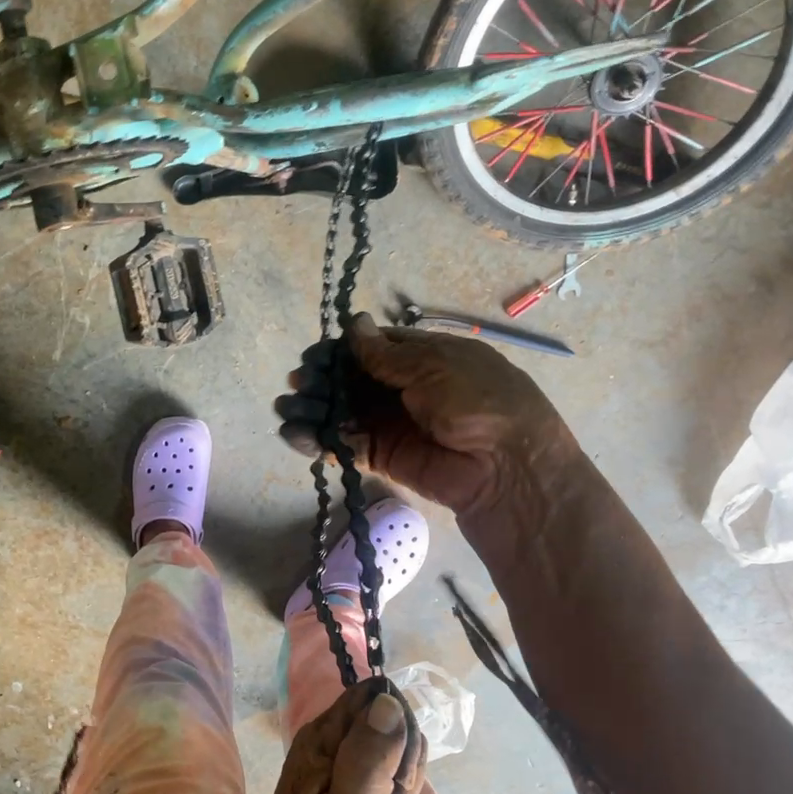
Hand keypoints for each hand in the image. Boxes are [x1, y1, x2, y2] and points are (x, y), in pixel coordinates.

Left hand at [235, 678, 425, 793]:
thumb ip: (369, 759)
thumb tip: (389, 701)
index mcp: (322, 738)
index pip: (375, 697)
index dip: (398, 728)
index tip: (395, 770)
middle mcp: (329, 739)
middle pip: (390, 719)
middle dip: (403, 758)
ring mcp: (340, 761)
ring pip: (395, 746)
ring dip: (402, 780)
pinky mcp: (352, 783)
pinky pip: (389, 771)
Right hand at [274, 313, 576, 516]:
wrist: (507, 469)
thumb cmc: (478, 402)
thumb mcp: (436, 365)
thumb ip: (387, 353)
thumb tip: (355, 324)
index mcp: (426, 358)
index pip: (374, 348)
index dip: (343, 350)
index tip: (314, 355)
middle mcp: (406, 389)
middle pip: (354, 380)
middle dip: (322, 379)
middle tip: (295, 382)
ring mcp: (393, 424)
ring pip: (345, 412)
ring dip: (314, 409)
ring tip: (285, 409)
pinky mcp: (383, 458)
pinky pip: (345, 445)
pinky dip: (319, 440)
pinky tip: (293, 435)